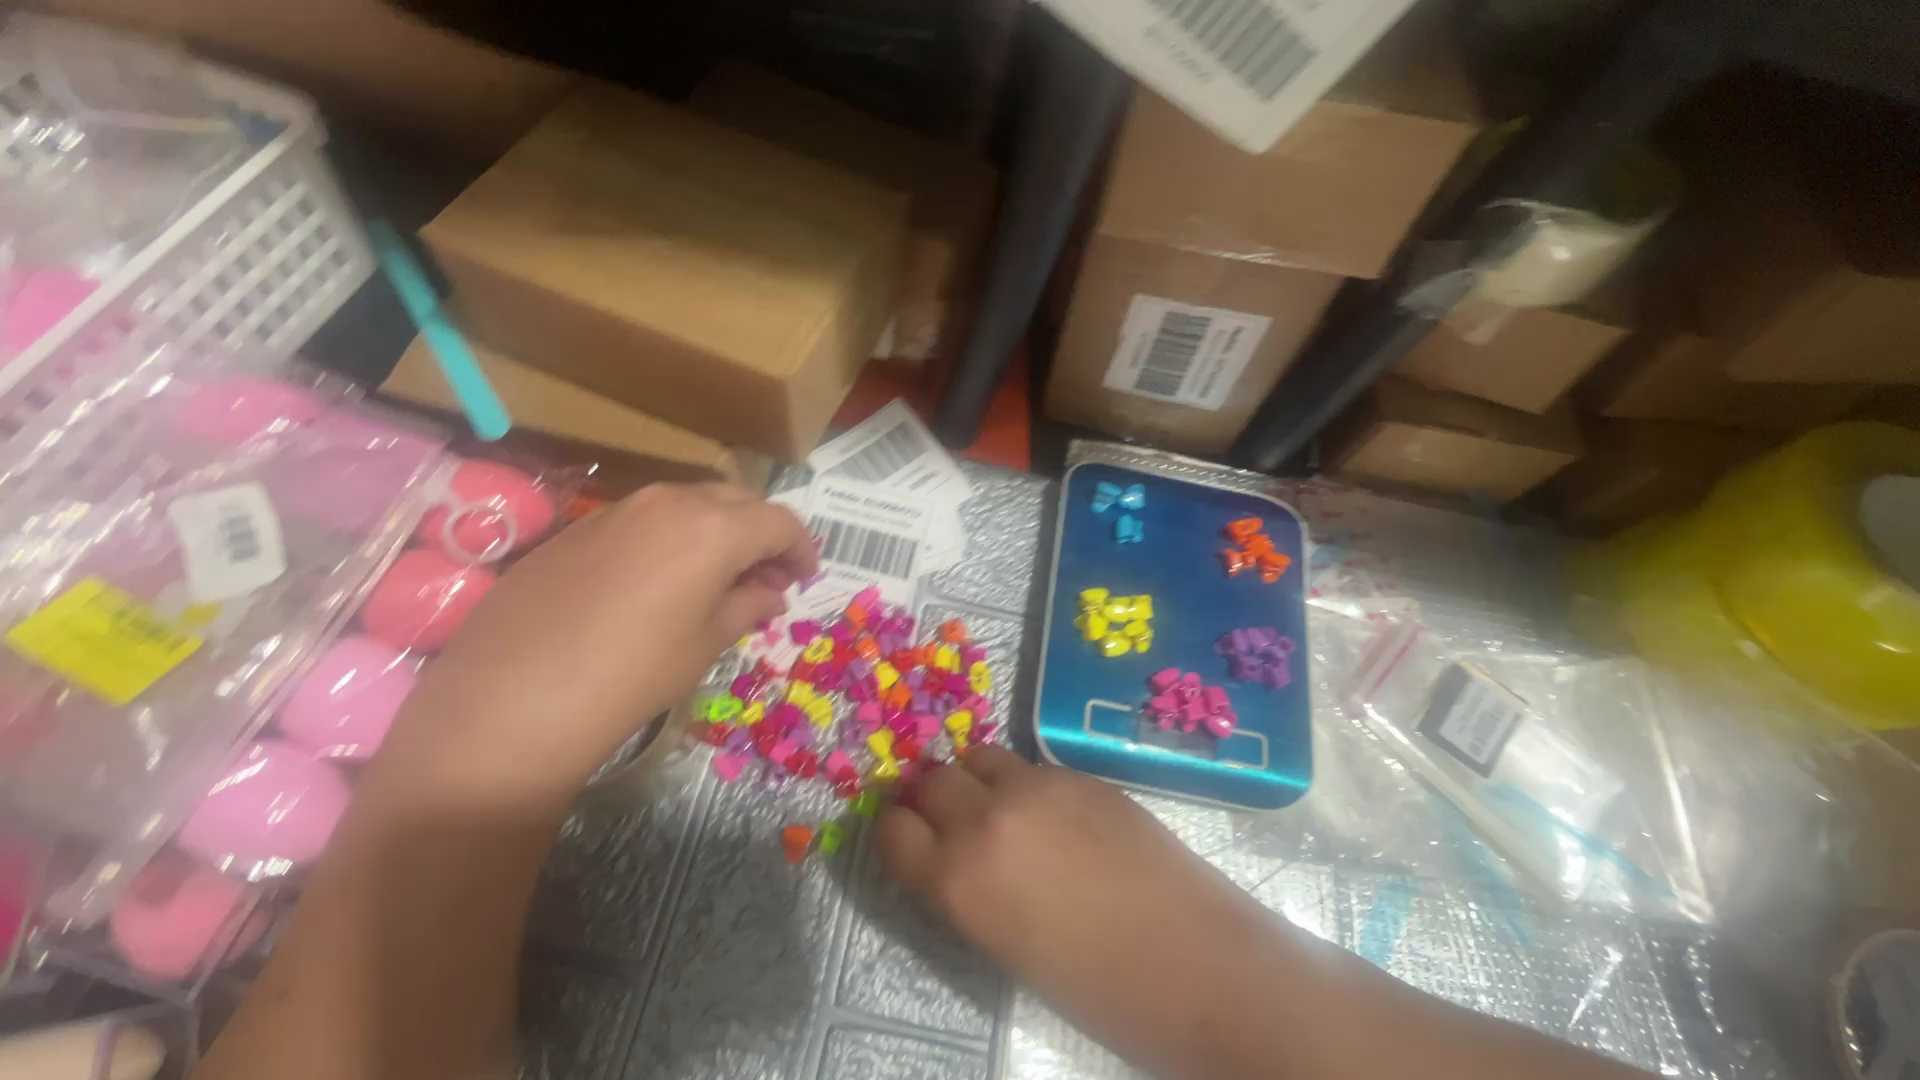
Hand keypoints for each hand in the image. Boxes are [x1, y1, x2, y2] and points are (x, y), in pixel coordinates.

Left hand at [374, 483, 816, 801]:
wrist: (513, 698)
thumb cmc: (633, 674)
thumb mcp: (705, 643)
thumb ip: (747, 605)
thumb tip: (768, 591)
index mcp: (713, 526)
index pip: (779, 521)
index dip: (801, 548)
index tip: (806, 577)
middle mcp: (667, 502)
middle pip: (735, 502)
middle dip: (760, 534)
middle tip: (767, 579)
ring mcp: (617, 510)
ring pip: (686, 506)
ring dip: (715, 534)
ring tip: (716, 582)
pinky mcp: (577, 530)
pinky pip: (643, 522)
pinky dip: (669, 542)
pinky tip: (659, 585)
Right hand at [877, 747, 1293, 1078]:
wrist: (1194, 962)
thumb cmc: (1093, 986)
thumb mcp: (1002, 946)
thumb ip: (963, 890)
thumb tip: (947, 852)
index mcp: (956, 881)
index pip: (890, 830)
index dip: (897, 832)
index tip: (908, 839)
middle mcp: (985, 820)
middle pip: (928, 779)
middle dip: (929, 798)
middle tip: (948, 819)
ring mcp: (1036, 787)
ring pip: (977, 756)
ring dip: (974, 779)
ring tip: (998, 808)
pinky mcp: (1080, 774)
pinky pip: (1028, 765)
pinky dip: (1022, 782)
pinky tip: (1051, 815)